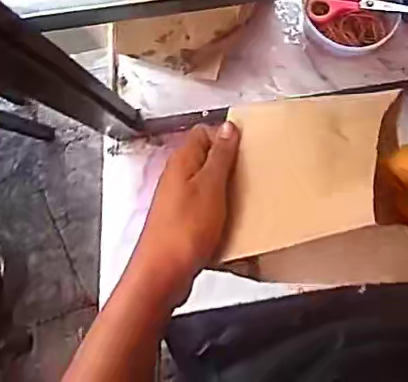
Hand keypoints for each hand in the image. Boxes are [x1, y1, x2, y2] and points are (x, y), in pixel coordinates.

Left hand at [129, 122, 238, 302]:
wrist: (160, 280)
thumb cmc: (183, 232)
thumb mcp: (212, 185)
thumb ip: (221, 155)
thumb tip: (229, 128)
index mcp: (183, 160)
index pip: (205, 131)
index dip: (226, 136)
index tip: (245, 147)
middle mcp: (177, 176)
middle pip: (208, 157)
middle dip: (229, 164)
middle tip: (247, 173)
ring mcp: (178, 200)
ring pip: (208, 183)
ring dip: (226, 189)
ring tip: (242, 198)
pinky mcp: (182, 222)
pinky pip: (206, 206)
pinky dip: (219, 211)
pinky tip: (231, 222)